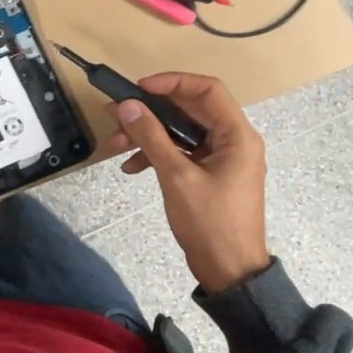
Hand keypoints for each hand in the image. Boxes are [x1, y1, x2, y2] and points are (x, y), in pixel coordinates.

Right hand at [98, 72, 270, 293]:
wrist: (229, 271)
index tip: (139, 88)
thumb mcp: (176, 176)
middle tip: (116, 114)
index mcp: (237, 136)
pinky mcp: (209, 174)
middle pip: (190, 109)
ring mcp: (222, 158)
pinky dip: (156, 153)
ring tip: (116, 144)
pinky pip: (181, 151)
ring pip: (181, 131)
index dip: (172, 82)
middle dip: (150, 111)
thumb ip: (151, 137)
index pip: (208, 90)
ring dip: (147, 133)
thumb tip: (128, 105)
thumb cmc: (210, 222)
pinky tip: (132, 167)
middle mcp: (233, 141)